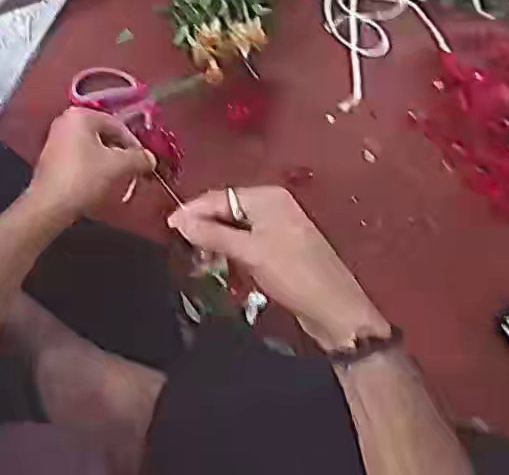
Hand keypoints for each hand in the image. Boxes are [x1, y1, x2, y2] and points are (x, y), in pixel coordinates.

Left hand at [23, 107, 156, 224]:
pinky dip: (93, 164)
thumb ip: (137, 158)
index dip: (133, 143)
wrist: (50, 205)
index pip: (116, 124)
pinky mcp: (52, 155)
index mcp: (80, 115)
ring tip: (119, 176)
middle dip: (120, 152)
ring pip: (92, 145)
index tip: (144, 161)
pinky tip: (100, 180)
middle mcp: (66, 120)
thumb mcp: (116, 166)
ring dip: (108, 159)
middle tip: (133, 169)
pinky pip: (80, 154)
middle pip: (104, 133)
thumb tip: (150, 158)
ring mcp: (56, 137)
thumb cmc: (83, 177)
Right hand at [169, 186, 390, 351]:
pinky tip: (220, 261)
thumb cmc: (294, 275)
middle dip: (204, 225)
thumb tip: (180, 221)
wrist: (338, 313)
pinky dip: (231, 248)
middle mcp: (272, 203)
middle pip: (227, 209)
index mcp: (267, 196)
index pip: (220, 196)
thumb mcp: (250, 253)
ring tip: (200, 257)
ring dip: (216, 239)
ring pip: (235, 225)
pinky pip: (247, 238)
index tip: (170, 225)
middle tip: (183, 245)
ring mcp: (278, 224)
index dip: (193, 210)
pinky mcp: (280, 245)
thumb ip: (213, 234)